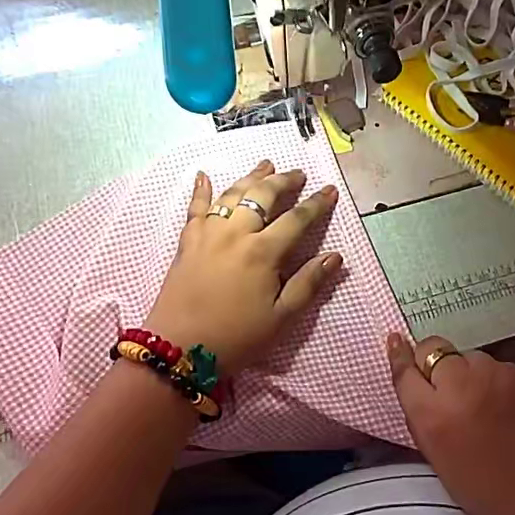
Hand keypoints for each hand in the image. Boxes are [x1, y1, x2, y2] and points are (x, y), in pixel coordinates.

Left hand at [144, 160, 342, 370]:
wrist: (179, 349)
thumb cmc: (237, 337)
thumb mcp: (282, 317)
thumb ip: (309, 283)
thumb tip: (335, 257)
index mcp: (263, 252)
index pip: (296, 219)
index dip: (316, 204)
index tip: (330, 190)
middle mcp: (235, 234)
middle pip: (262, 196)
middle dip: (283, 181)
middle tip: (297, 174)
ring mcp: (207, 235)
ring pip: (231, 195)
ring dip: (250, 177)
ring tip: (265, 165)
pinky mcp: (187, 243)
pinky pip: (195, 209)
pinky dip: (201, 190)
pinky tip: (204, 176)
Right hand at [386, 333, 514, 514]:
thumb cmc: (492, 493)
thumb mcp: (440, 461)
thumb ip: (423, 419)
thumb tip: (414, 387)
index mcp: (434, 416)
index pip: (405, 371)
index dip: (399, 358)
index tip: (394, 344)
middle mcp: (461, 385)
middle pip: (433, 348)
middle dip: (432, 361)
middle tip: (441, 385)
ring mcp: (494, 372)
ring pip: (465, 356)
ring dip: (463, 370)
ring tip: (477, 400)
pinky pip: (493, 365)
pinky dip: (490, 378)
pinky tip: (503, 403)